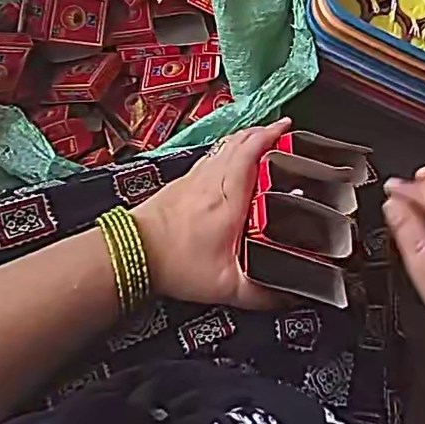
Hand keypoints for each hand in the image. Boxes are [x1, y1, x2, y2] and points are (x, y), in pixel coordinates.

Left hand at [131, 118, 292, 309]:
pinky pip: (212, 155)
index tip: (288, 127)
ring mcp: (196, 176)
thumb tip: (290, 297)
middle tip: (282, 130)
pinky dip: (228, 149)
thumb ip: (262, 293)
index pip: (252, 151)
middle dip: (263, 131)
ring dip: (245, 138)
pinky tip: (231, 158)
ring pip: (225, 145)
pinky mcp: (184, 181)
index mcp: (229, 196)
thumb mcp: (226, 286)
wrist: (134, 251)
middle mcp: (213, 178)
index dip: (271, 134)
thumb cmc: (175, 263)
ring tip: (262, 138)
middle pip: (240, 141)